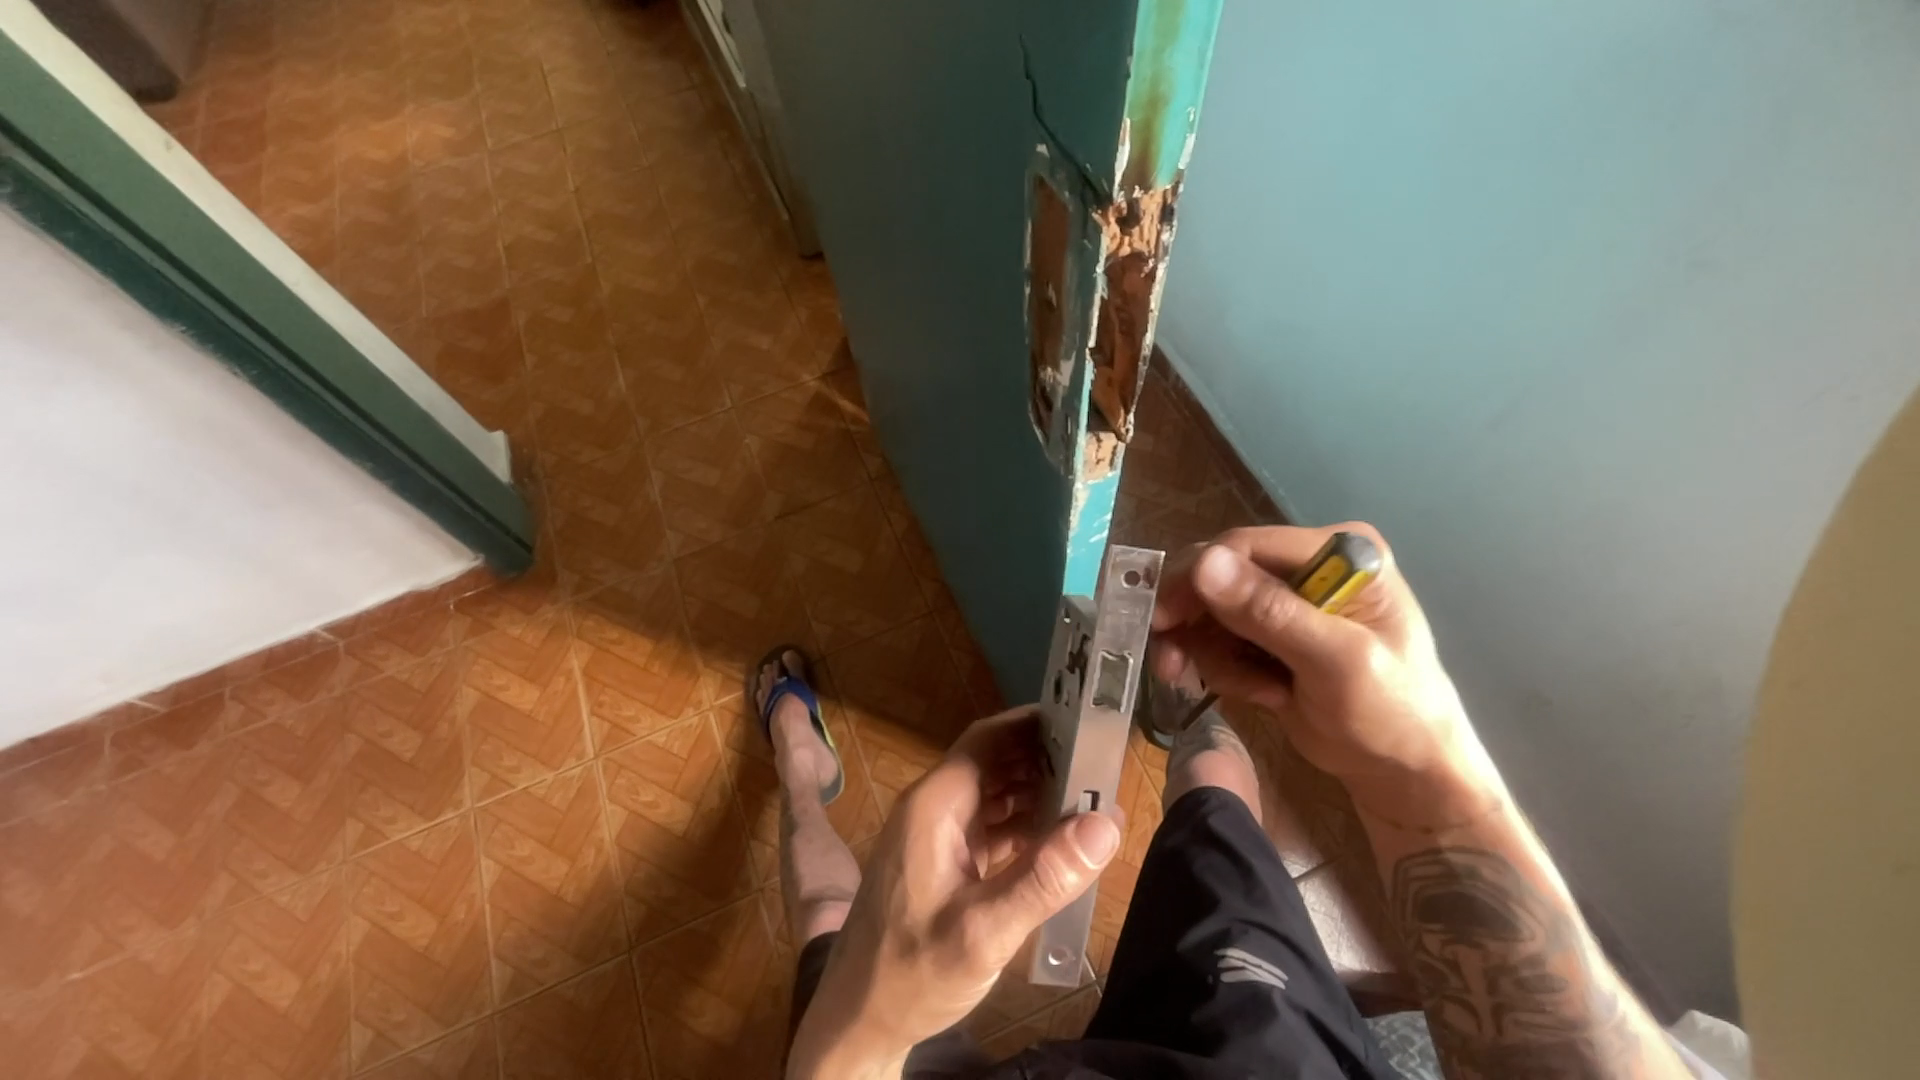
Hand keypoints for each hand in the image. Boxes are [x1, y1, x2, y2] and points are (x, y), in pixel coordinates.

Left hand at [787, 706, 1121, 1078]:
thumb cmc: (913, 972)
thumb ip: (1043, 877)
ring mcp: (935, 837)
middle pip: (993, 762)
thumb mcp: (983, 931)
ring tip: (1091, 796)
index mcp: (934, 806)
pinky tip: (1059, 839)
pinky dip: (1023, 826)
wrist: (859, 1020)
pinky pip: (988, 827)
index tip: (1082, 719)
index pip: (986, 740)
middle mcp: (932, 810)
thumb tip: (1106, 822)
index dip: (1032, 724)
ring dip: (1036, 792)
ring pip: (992, 795)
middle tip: (1101, 762)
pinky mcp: (942, 863)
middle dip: (1043, 758)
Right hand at [1151, 523, 1485, 815]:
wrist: (1402, 770)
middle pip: (1217, 575)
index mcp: (1337, 551)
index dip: (1196, 579)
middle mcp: (1306, 565)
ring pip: (1208, 611)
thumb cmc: (1391, 712)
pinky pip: (1217, 639)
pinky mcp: (1266, 635)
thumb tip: (1203, 564)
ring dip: (1213, 654)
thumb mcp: (1336, 662)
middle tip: (1171, 664)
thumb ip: (1270, 613)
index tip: (1161, 620)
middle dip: (1195, 621)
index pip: (1244, 547)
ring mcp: (1284, 601)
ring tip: (1249, 693)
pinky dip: (1223, 669)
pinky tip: (1260, 695)